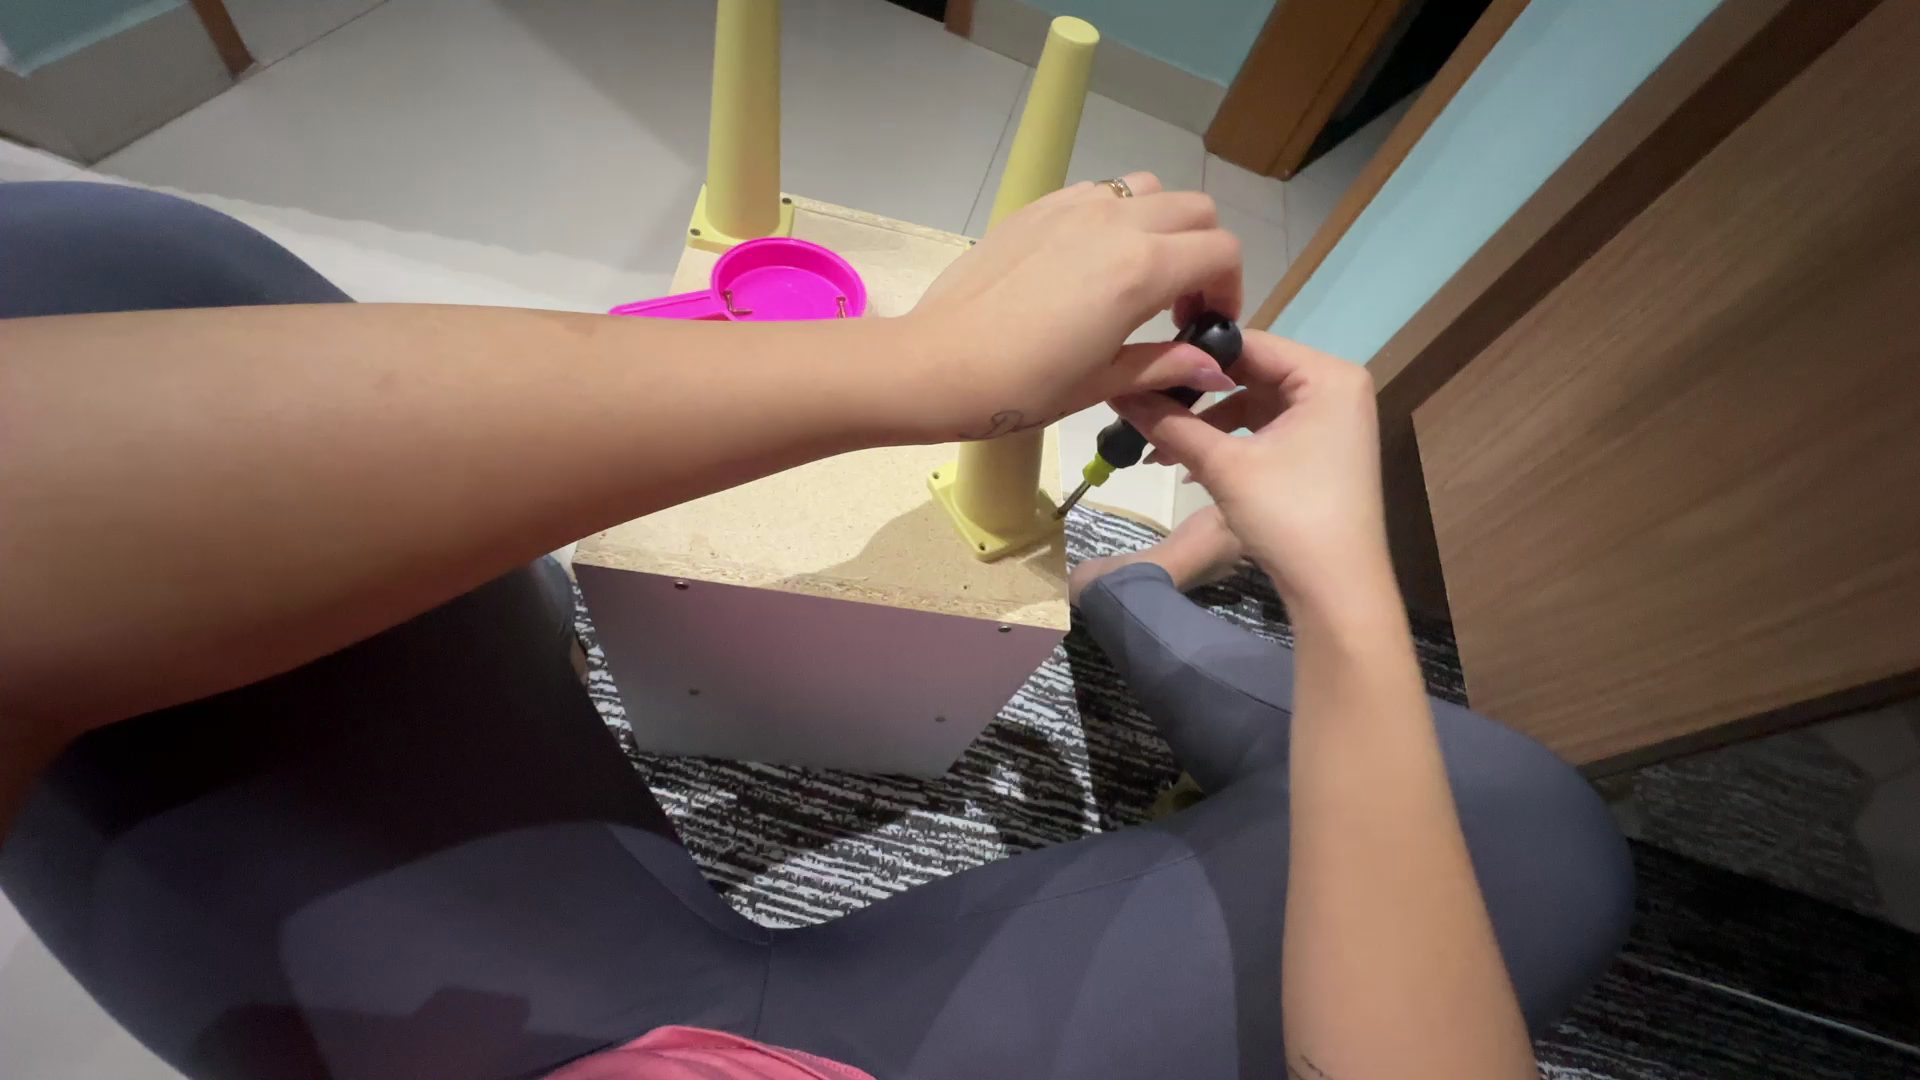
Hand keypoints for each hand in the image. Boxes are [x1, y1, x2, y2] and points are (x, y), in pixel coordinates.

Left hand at [904, 172, 1242, 440]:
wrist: (937, 365)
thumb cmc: (1022, 387)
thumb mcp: (1101, 383)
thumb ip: (1165, 364)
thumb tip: (1217, 367)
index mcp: (1140, 269)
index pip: (1221, 253)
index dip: (1230, 290)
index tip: (1208, 323)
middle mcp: (1116, 222)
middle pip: (1195, 210)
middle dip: (1204, 254)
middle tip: (1178, 304)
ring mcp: (1073, 206)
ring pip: (1148, 190)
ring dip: (1162, 226)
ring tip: (1136, 275)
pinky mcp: (1038, 207)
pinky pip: (1098, 192)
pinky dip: (1116, 217)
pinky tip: (1089, 263)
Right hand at [1114, 330, 1390, 607]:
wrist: (1335, 588)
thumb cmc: (1288, 514)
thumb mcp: (1223, 465)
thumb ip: (1169, 423)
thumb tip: (1116, 391)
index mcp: (1326, 376)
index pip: (1249, 343)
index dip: (1194, 356)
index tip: (1145, 370)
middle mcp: (1334, 388)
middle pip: (1250, 374)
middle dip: (1196, 398)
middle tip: (1145, 408)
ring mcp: (1328, 422)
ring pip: (1252, 405)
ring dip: (1205, 425)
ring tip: (1159, 449)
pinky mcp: (1317, 451)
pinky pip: (1263, 430)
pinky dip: (1227, 444)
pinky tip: (1189, 467)